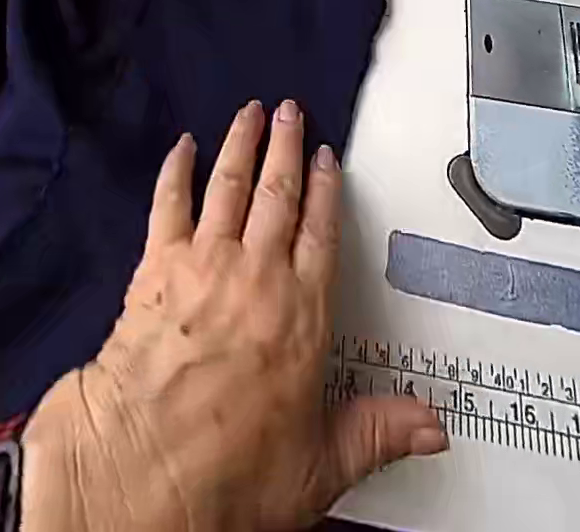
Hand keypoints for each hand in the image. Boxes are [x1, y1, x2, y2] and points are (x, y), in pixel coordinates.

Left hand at [22, 99, 447, 531]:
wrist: (145, 461)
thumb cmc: (231, 467)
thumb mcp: (320, 464)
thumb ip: (377, 433)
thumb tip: (434, 428)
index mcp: (300, 313)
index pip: (321, 233)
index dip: (327, 190)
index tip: (328, 157)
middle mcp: (256, 273)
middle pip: (278, 194)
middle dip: (287, 147)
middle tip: (292, 111)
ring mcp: (205, 261)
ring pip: (229, 184)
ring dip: (242, 143)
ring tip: (251, 111)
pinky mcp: (158, 262)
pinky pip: (169, 200)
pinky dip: (176, 168)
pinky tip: (183, 145)